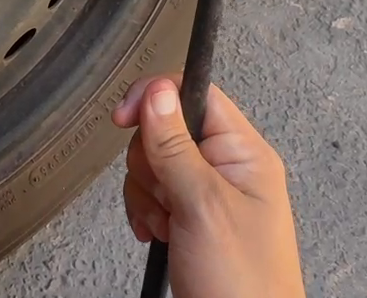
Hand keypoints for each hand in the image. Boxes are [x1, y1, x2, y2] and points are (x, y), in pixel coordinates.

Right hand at [114, 77, 305, 297]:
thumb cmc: (241, 286)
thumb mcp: (202, 207)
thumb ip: (175, 146)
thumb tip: (156, 89)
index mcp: (243, 152)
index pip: (194, 92)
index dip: (156, 96)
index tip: (123, 117)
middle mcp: (225, 166)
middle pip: (165, 127)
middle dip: (150, 161)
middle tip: (165, 196)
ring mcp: (206, 193)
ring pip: (152, 161)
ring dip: (146, 193)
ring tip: (165, 226)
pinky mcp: (188, 217)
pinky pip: (150, 192)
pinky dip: (145, 210)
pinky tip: (156, 235)